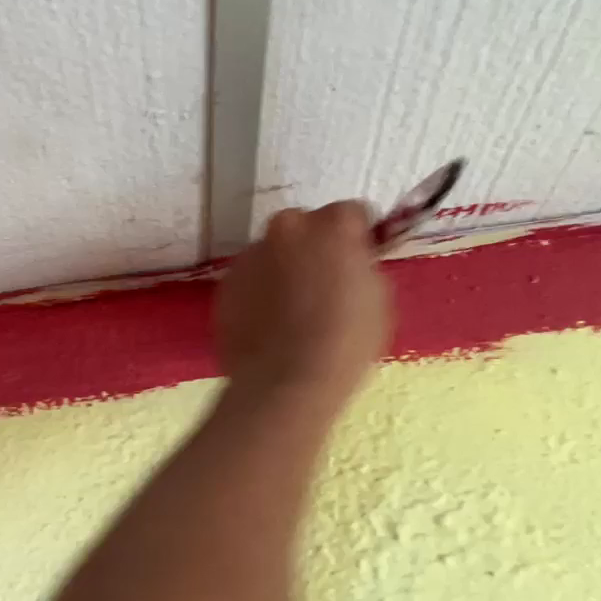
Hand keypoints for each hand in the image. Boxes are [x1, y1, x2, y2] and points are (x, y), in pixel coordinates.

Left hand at [213, 200, 392, 411]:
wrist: (284, 385)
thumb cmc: (344, 345)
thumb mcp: (376, 301)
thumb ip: (362, 269)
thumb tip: (351, 266)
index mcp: (333, 225)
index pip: (351, 216)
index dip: (355, 241)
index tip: (355, 264)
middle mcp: (286, 228)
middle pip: (303, 229)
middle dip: (311, 250)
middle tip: (320, 288)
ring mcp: (249, 257)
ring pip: (270, 256)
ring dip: (279, 272)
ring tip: (288, 314)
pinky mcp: (224, 287)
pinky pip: (247, 284)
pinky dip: (255, 297)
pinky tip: (266, 328)